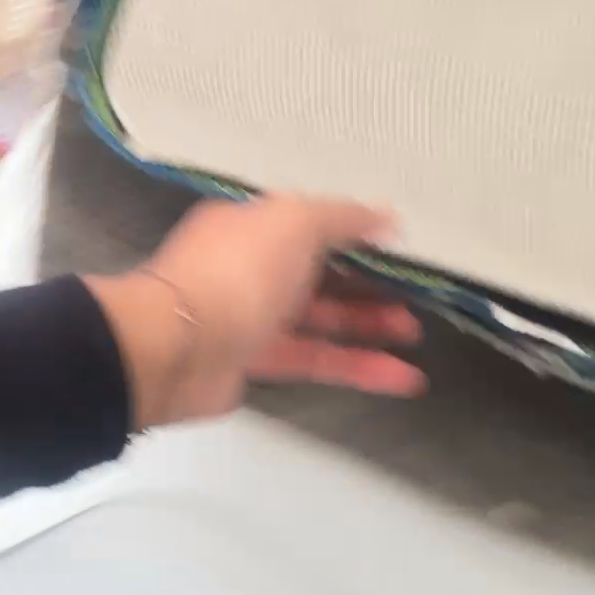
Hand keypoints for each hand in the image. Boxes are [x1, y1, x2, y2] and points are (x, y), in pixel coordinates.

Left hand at [85, 196, 425, 428]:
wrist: (176, 345)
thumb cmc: (233, 273)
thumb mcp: (291, 222)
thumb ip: (338, 216)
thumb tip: (383, 216)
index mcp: (241, 226)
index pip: (300, 223)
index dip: (349, 232)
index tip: (400, 246)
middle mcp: (240, 266)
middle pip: (310, 271)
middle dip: (364, 281)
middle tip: (417, 295)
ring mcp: (242, 314)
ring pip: (312, 316)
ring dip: (364, 324)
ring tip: (416, 333)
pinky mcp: (249, 359)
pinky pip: (311, 359)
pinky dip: (356, 367)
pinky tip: (404, 378)